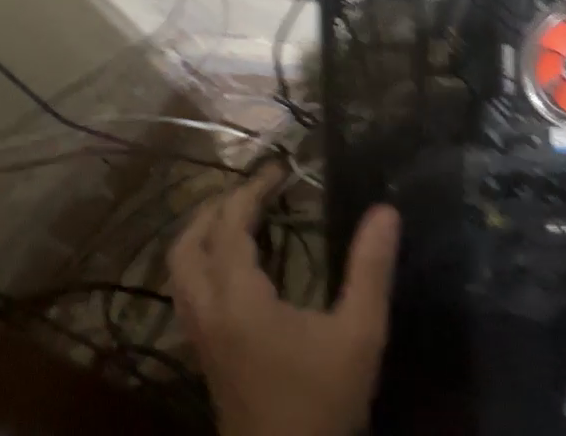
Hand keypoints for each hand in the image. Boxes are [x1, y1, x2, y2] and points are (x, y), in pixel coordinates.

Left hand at [168, 165, 401, 435]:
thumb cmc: (322, 398)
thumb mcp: (360, 331)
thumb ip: (371, 267)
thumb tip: (385, 210)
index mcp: (240, 303)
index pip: (229, 230)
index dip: (250, 192)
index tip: (280, 167)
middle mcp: (209, 315)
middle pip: (185, 250)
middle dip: (214, 209)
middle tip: (256, 187)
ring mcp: (202, 340)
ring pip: (180, 275)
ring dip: (203, 236)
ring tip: (243, 216)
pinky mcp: (208, 356)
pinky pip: (191, 294)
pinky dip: (207, 263)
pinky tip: (244, 265)